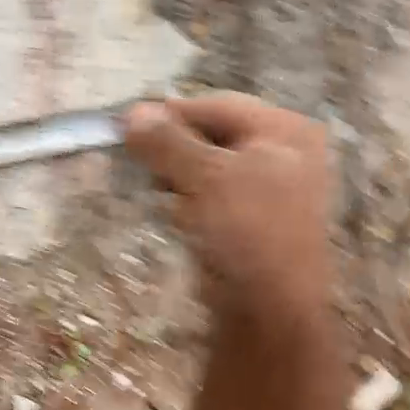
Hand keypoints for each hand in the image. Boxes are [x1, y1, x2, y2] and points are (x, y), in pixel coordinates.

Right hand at [125, 93, 336, 320]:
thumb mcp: (205, 177)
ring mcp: (270, 186)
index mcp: (286, 130)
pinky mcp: (251, 218)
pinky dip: (186, 196)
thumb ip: (169, 143)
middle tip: (132, 158)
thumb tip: (132, 112)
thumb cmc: (246, 229)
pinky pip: (211, 192)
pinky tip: (169, 210)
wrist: (268, 303)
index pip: (216, 106)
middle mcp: (284, 151)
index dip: (170, 114)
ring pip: (209, 165)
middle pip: (213, 134)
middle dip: (171, 145)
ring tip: (147, 185)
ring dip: (175, 173)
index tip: (123, 126)